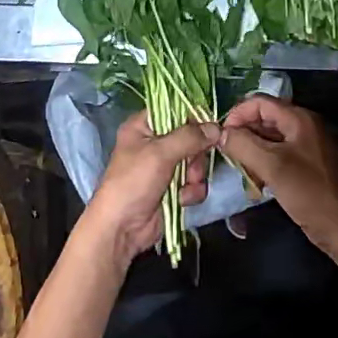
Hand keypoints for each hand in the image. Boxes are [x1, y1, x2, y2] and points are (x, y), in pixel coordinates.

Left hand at [82, 112, 217, 264]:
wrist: (122, 227)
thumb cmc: (134, 182)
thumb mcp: (159, 154)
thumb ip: (189, 137)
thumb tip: (215, 127)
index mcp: (142, 126)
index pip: (174, 110)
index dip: (193, 118)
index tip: (210, 128)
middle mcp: (154, 142)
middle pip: (190, 137)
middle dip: (195, 155)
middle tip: (191, 165)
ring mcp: (164, 166)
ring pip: (195, 161)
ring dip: (195, 176)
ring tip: (185, 186)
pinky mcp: (173, 187)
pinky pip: (194, 182)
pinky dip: (191, 191)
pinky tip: (182, 199)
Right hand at [218, 95, 337, 249]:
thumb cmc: (309, 193)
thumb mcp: (271, 166)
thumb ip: (243, 144)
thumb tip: (221, 133)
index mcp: (299, 119)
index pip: (258, 102)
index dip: (236, 115)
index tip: (221, 137)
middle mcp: (304, 126)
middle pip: (264, 118)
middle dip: (243, 135)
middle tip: (230, 156)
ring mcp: (308, 145)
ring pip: (269, 138)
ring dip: (252, 152)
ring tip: (243, 172)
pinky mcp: (308, 164)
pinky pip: (279, 154)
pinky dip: (265, 163)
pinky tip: (258, 183)